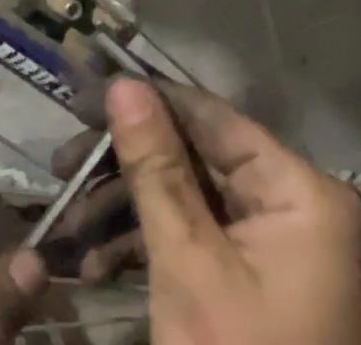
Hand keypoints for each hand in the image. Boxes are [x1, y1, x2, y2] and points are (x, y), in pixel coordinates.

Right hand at [51, 79, 360, 344]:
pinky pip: (197, 239)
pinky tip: (96, 265)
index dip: (143, 102)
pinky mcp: (258, 278)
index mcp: (300, 191)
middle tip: (60, 169)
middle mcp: (296, 205)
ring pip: (188, 200)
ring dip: (125, 213)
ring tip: (69, 231)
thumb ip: (155, 168)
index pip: (210, 118)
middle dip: (123, 170)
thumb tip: (123, 84)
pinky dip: (148, 246)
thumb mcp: (188, 262)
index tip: (79, 96)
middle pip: (195, 160)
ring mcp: (278, 244)